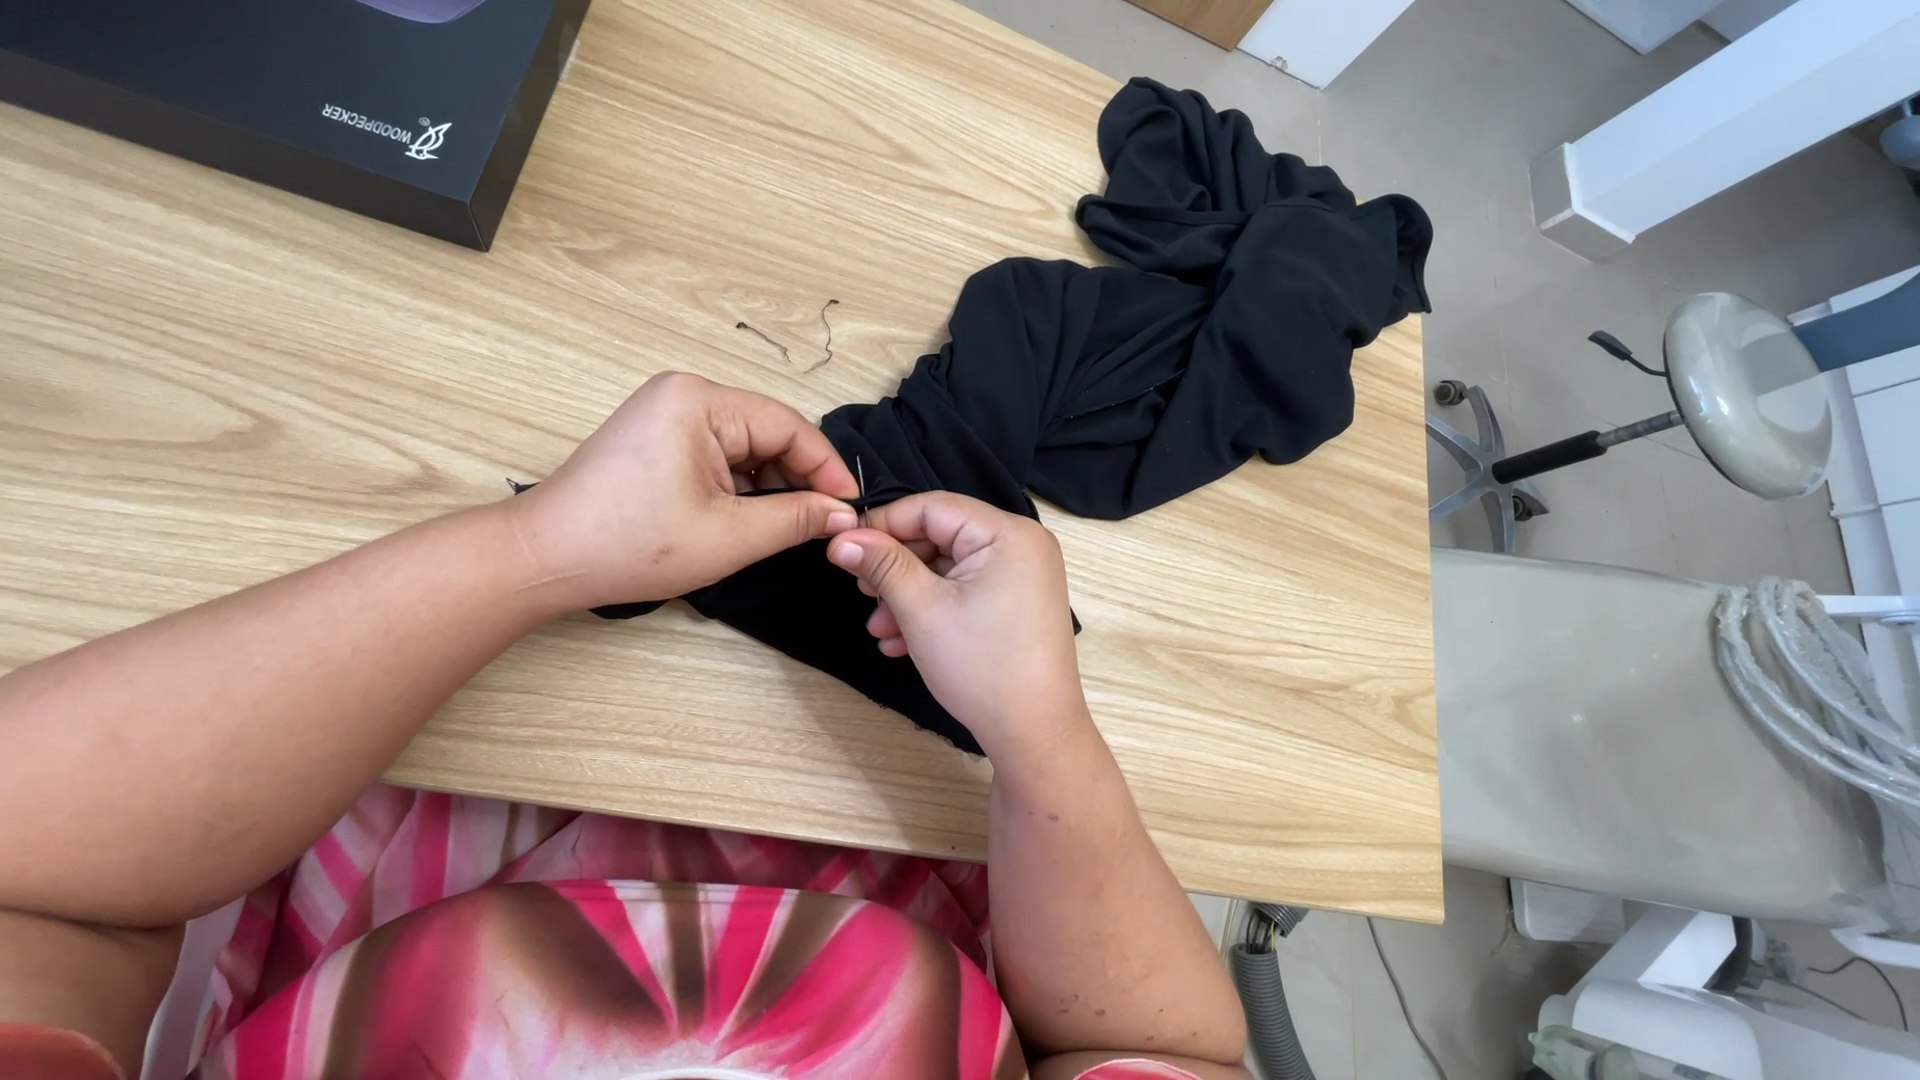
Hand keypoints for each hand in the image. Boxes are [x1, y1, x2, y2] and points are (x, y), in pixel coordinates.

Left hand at [506, 372, 858, 611]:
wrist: (544, 558)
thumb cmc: (627, 544)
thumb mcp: (730, 537)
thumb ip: (796, 518)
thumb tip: (843, 513)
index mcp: (700, 402)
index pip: (789, 427)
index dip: (827, 469)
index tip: (850, 508)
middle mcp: (684, 394)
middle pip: (769, 432)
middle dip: (798, 478)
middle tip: (822, 522)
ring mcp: (668, 413)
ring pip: (747, 445)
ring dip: (770, 484)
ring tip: (783, 525)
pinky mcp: (658, 436)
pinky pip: (720, 453)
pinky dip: (741, 484)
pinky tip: (747, 516)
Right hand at [825, 492, 1088, 754]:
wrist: (1034, 734)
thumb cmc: (982, 668)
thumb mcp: (922, 610)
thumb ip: (882, 565)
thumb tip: (841, 537)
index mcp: (1007, 533)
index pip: (932, 507)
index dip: (884, 524)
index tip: (844, 549)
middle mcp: (1022, 545)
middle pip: (940, 536)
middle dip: (896, 567)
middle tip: (861, 591)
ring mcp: (1023, 576)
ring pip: (948, 568)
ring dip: (908, 594)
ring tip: (878, 628)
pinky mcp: (1018, 603)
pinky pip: (966, 590)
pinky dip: (933, 609)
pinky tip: (900, 642)